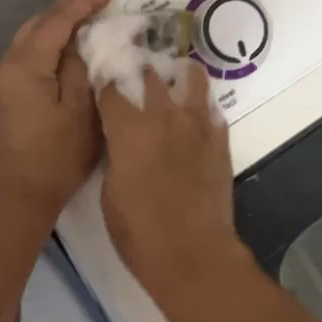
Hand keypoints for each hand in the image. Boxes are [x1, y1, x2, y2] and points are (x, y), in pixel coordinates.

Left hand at [0, 0, 111, 218]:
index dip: (82, 3)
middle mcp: (6, 69)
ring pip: (28, 42)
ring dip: (55, 28)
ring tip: (84, 20)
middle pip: (36, 26)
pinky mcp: (2, 100)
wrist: (21, 196)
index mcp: (25, 67)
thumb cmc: (58, 155)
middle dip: (66, 9)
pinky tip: (64, 54)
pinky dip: (46, 48)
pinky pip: (25, 60)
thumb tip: (81, 40)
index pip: (55, 23)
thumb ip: (80, 67)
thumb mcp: (82, 109)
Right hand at [96, 60, 253, 298]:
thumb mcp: (109, 193)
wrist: (193, 253)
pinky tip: (196, 110)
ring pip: (192, 79)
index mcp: (129, 129)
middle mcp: (164, 117)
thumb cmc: (139, 232)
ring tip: (175, 73)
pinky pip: (212, 109)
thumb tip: (119, 139)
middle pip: (151, 76)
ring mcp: (197, 125)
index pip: (111, 90)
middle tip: (135, 67)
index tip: (101, 75)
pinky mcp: (220, 140)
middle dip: (140, 70)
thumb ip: (114, 155)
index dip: (104, 80)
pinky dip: (203, 105)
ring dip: (180, 73)